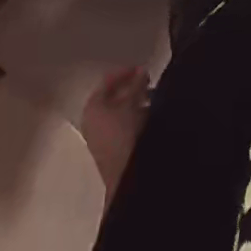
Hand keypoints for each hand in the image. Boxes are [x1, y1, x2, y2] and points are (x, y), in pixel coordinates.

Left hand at [80, 66, 150, 203]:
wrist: (127, 182)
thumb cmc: (124, 136)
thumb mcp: (131, 106)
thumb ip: (136, 86)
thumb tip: (141, 71)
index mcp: (92, 106)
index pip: (107, 82)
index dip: (125, 73)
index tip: (143, 68)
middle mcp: (92, 121)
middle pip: (114, 98)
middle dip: (133, 90)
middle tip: (151, 84)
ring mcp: (102, 139)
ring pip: (121, 115)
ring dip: (138, 106)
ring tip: (157, 102)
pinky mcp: (114, 154)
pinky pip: (126, 129)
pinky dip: (138, 122)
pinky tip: (153, 122)